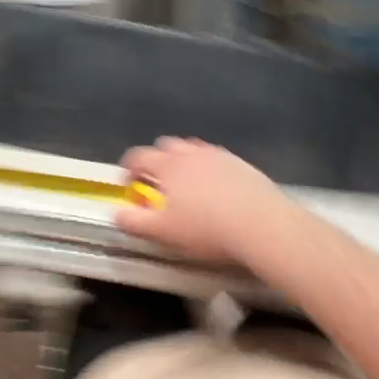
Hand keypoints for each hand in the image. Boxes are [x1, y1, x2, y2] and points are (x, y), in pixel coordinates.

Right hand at [113, 138, 293, 263]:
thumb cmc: (206, 229)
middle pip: (166, 146)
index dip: (128, 168)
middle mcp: (191, 153)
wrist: (262, 224)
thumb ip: (134, 222)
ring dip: (183, 162)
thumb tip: (115, 214)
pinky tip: (215, 190)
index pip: (139, 156)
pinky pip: (216, 159)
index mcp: (168, 166)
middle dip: (157, 161)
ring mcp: (218, 156)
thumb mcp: (163, 233)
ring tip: (186, 187)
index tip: (127, 184)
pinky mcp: (241, 164)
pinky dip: (208, 169)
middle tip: (157, 185)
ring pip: (193, 150)